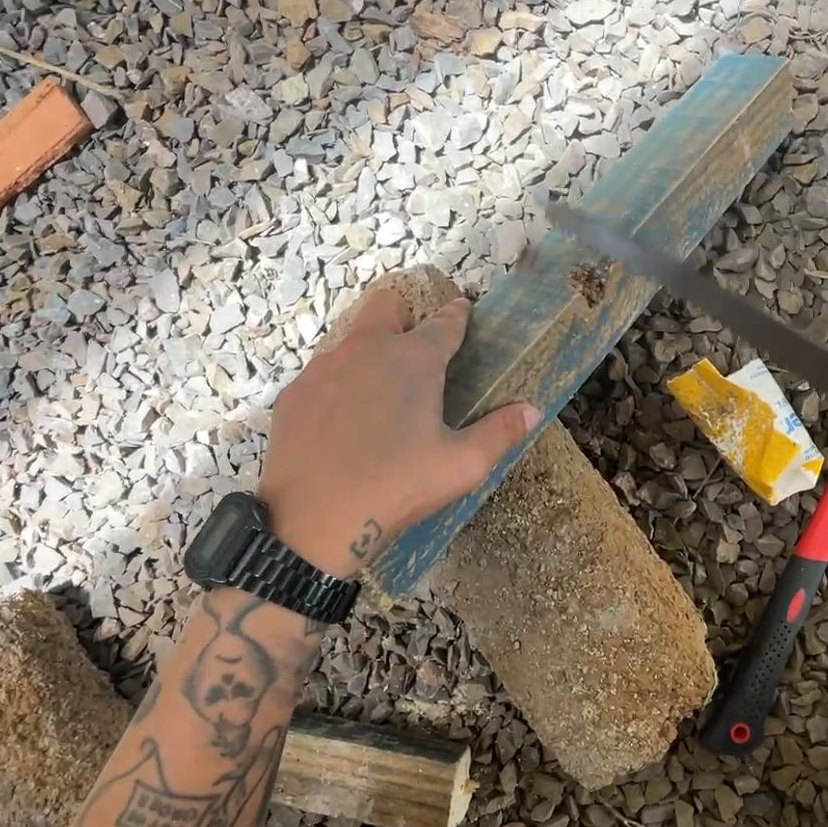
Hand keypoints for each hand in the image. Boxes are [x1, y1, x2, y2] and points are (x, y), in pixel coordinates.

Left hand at [258, 290, 539, 578]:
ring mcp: (323, 368)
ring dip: (372, 352)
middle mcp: (366, 349)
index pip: (444, 323)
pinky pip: (324, 374)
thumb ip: (500, 432)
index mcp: (413, 360)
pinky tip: (346, 424)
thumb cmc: (396, 487)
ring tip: (383, 395)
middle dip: (406, 315)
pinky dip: (341, 385)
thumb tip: (532, 411)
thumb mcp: (461, 466)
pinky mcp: (295, 394)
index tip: (464, 310)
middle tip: (419, 349)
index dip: (458, 315)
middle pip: (387, 306)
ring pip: (352, 340)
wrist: (310, 520)